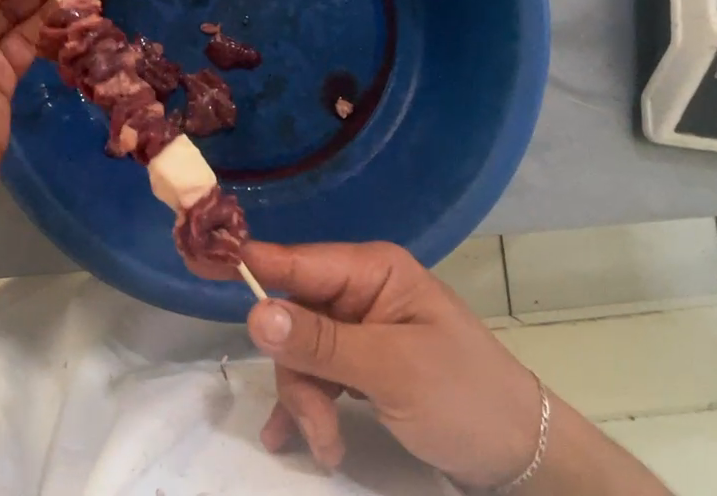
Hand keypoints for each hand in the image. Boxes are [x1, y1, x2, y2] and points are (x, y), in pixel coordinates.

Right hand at [243, 241, 543, 489]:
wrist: (520, 458)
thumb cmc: (464, 397)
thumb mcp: (392, 370)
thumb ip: (321, 342)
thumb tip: (254, 312)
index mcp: (372, 271)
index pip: (295, 261)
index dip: (246, 262)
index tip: (196, 258)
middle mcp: (362, 292)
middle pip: (293, 318)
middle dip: (297, 374)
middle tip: (315, 427)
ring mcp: (362, 330)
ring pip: (302, 355)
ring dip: (308, 403)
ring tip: (329, 446)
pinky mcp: (364, 365)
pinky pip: (318, 377)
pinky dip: (311, 410)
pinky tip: (308, 443)